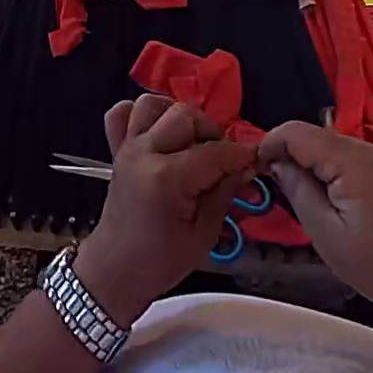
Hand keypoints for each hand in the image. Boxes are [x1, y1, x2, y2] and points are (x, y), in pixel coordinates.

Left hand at [73, 95, 257, 324]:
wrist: (117, 266)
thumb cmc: (162, 259)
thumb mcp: (204, 234)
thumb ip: (224, 193)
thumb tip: (246, 166)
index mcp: (166, 176)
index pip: (213, 152)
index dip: (240, 155)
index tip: (256, 160)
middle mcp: (144, 152)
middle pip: (183, 115)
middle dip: (211, 131)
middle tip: (222, 157)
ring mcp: (127, 146)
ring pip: (151, 105)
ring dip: (176, 116)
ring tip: (191, 141)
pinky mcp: (116, 148)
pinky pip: (120, 115)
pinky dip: (139, 115)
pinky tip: (157, 132)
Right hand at [256, 122, 372, 320]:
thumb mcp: (326, 233)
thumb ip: (296, 189)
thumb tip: (275, 162)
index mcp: (353, 161)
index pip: (294, 132)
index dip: (268, 144)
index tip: (257, 170)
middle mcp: (371, 150)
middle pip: (313, 135)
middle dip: (289, 155)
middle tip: (279, 188)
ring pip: (331, 145)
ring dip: (311, 163)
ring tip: (307, 198)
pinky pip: (351, 157)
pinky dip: (333, 170)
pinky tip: (335, 200)